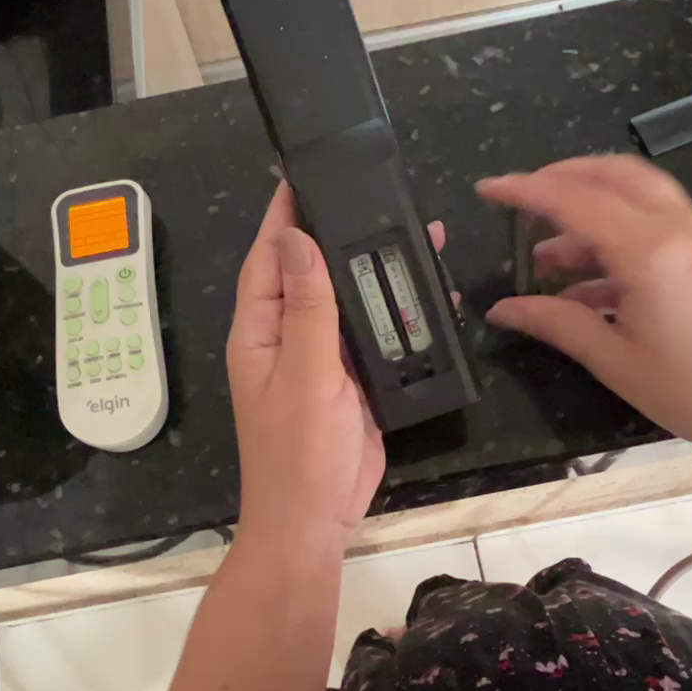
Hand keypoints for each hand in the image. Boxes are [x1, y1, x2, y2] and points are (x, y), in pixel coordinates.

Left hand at [228, 183, 443, 539]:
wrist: (316, 519)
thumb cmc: (298, 450)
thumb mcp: (303, 373)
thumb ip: (306, 307)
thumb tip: (295, 237)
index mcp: (261, 329)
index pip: (269, 257)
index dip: (283, 215)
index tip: (303, 171)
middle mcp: (288, 335)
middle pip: (314, 272)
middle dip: (343, 236)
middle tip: (381, 197)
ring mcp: (322, 358)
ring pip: (350, 301)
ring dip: (378, 272)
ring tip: (420, 235)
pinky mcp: (354, 379)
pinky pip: (375, 334)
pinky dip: (399, 313)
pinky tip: (431, 294)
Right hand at [478, 155, 691, 469]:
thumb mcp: (616, 361)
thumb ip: (556, 323)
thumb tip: (502, 310)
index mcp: (651, 252)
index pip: (575, 201)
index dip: (525, 190)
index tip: (487, 189)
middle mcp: (680, 228)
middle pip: (613, 176)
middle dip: (561, 178)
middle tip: (520, 200)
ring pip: (638, 195)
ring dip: (589, 210)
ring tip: (546, 256)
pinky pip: (658, 224)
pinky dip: (618, 234)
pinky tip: (590, 280)